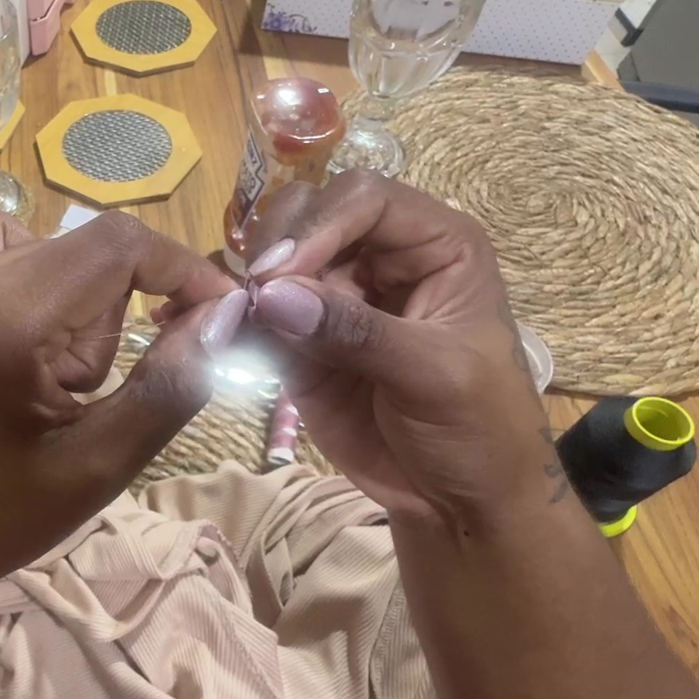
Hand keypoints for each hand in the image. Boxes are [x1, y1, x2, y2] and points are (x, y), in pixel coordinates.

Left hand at [0, 212, 247, 598]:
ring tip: (54, 383)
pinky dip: (43, 296)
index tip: (217, 315)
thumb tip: (223, 314)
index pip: (115, 245)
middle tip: (93, 391)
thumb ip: (171, 383)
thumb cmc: (4, 517)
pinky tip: (28, 354)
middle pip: (87, 250)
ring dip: (81, 310)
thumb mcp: (102, 464)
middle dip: (121, 310)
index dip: (182, 269)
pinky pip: (11, 259)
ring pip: (54, 253)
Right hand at [242, 170, 563, 523]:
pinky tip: (221, 333)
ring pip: (273, 257)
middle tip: (255, 295)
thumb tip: (271, 295)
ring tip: (239, 318)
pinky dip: (234, 319)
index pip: (365, 200)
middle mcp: (378, 258)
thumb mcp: (434, 375)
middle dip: (277, 246)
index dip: (320, 225)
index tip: (281, 273)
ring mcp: (332, 298)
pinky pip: (256, 313)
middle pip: (310, 213)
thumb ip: (357, 332)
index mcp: (434, 245)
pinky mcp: (297, 339)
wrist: (454, 498)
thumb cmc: (477, 428)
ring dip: (250, 281)